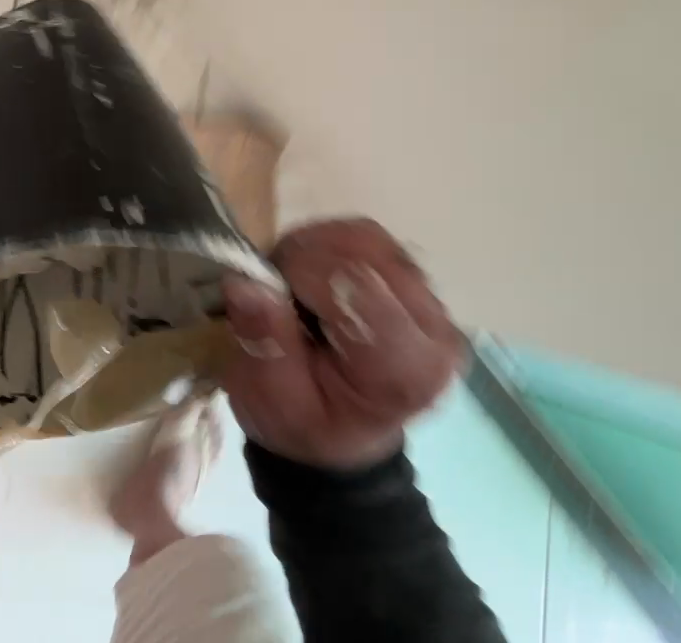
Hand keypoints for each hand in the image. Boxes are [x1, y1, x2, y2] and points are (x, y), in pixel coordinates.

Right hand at [220, 218, 463, 470]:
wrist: (335, 440)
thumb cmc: (299, 424)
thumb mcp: (269, 397)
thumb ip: (263, 340)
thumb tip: (245, 280)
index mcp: (401, 368)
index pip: (356, 283)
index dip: (299, 273)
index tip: (267, 295)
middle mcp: (435, 332)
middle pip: (366, 254)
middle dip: (306, 258)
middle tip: (274, 290)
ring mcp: (434, 307)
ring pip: (370, 239)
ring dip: (318, 249)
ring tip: (293, 284)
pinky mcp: (419, 290)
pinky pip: (372, 241)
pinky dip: (330, 247)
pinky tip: (314, 279)